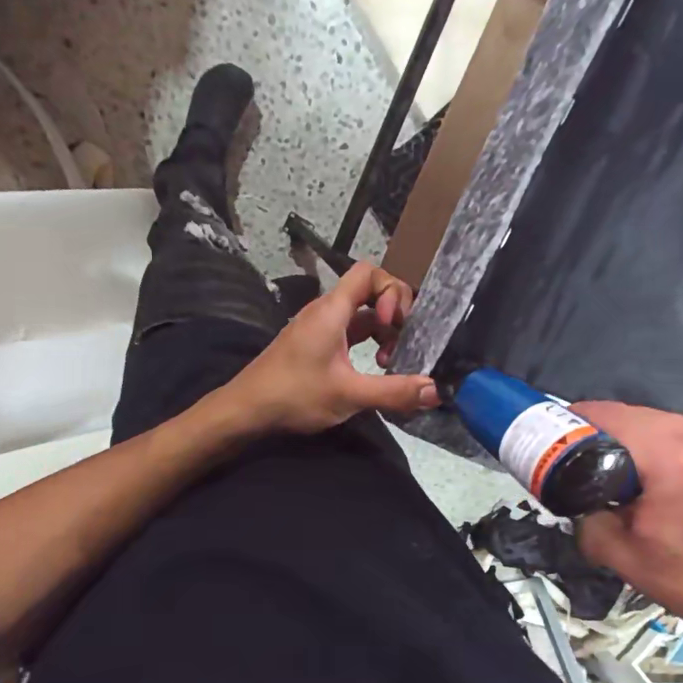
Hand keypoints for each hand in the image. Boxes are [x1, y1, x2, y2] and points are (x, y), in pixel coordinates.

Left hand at [218, 262, 440, 434]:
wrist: (246, 410)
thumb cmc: (294, 395)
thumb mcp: (349, 395)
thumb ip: (394, 392)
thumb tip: (436, 391)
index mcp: (332, 311)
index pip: (368, 272)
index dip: (391, 291)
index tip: (393, 325)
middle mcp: (326, 311)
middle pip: (370, 290)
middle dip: (393, 312)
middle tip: (401, 343)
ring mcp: (319, 328)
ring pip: (361, 313)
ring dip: (382, 331)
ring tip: (388, 361)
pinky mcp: (315, 344)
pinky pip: (350, 330)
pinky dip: (367, 341)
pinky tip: (372, 367)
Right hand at [571, 402, 682, 637]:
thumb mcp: (619, 552)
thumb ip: (586, 513)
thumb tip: (576, 491)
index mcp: (676, 459)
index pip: (612, 417)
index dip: (578, 421)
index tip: (559, 435)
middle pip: (641, 417)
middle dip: (612, 436)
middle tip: (591, 462)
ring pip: (669, 424)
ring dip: (645, 442)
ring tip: (635, 474)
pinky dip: (676, 449)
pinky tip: (673, 477)